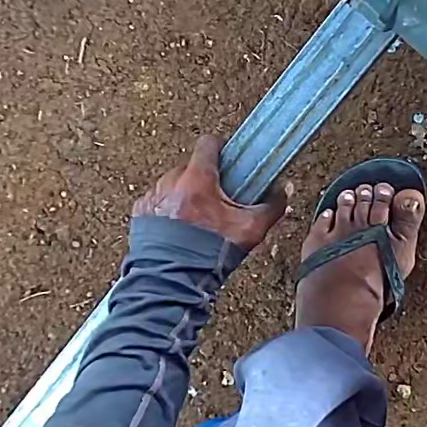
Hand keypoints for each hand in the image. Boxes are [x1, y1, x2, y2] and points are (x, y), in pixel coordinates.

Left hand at [131, 135, 290, 248]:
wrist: (171, 282)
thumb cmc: (209, 254)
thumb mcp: (249, 230)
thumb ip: (271, 207)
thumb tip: (286, 190)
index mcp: (198, 179)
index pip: (208, 144)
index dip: (220, 147)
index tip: (228, 156)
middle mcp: (171, 182)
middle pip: (192, 167)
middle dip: (205, 178)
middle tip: (217, 199)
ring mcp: (153, 196)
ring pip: (173, 183)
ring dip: (185, 193)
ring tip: (196, 217)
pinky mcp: (140, 212)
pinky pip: (157, 200)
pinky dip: (167, 208)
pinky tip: (177, 228)